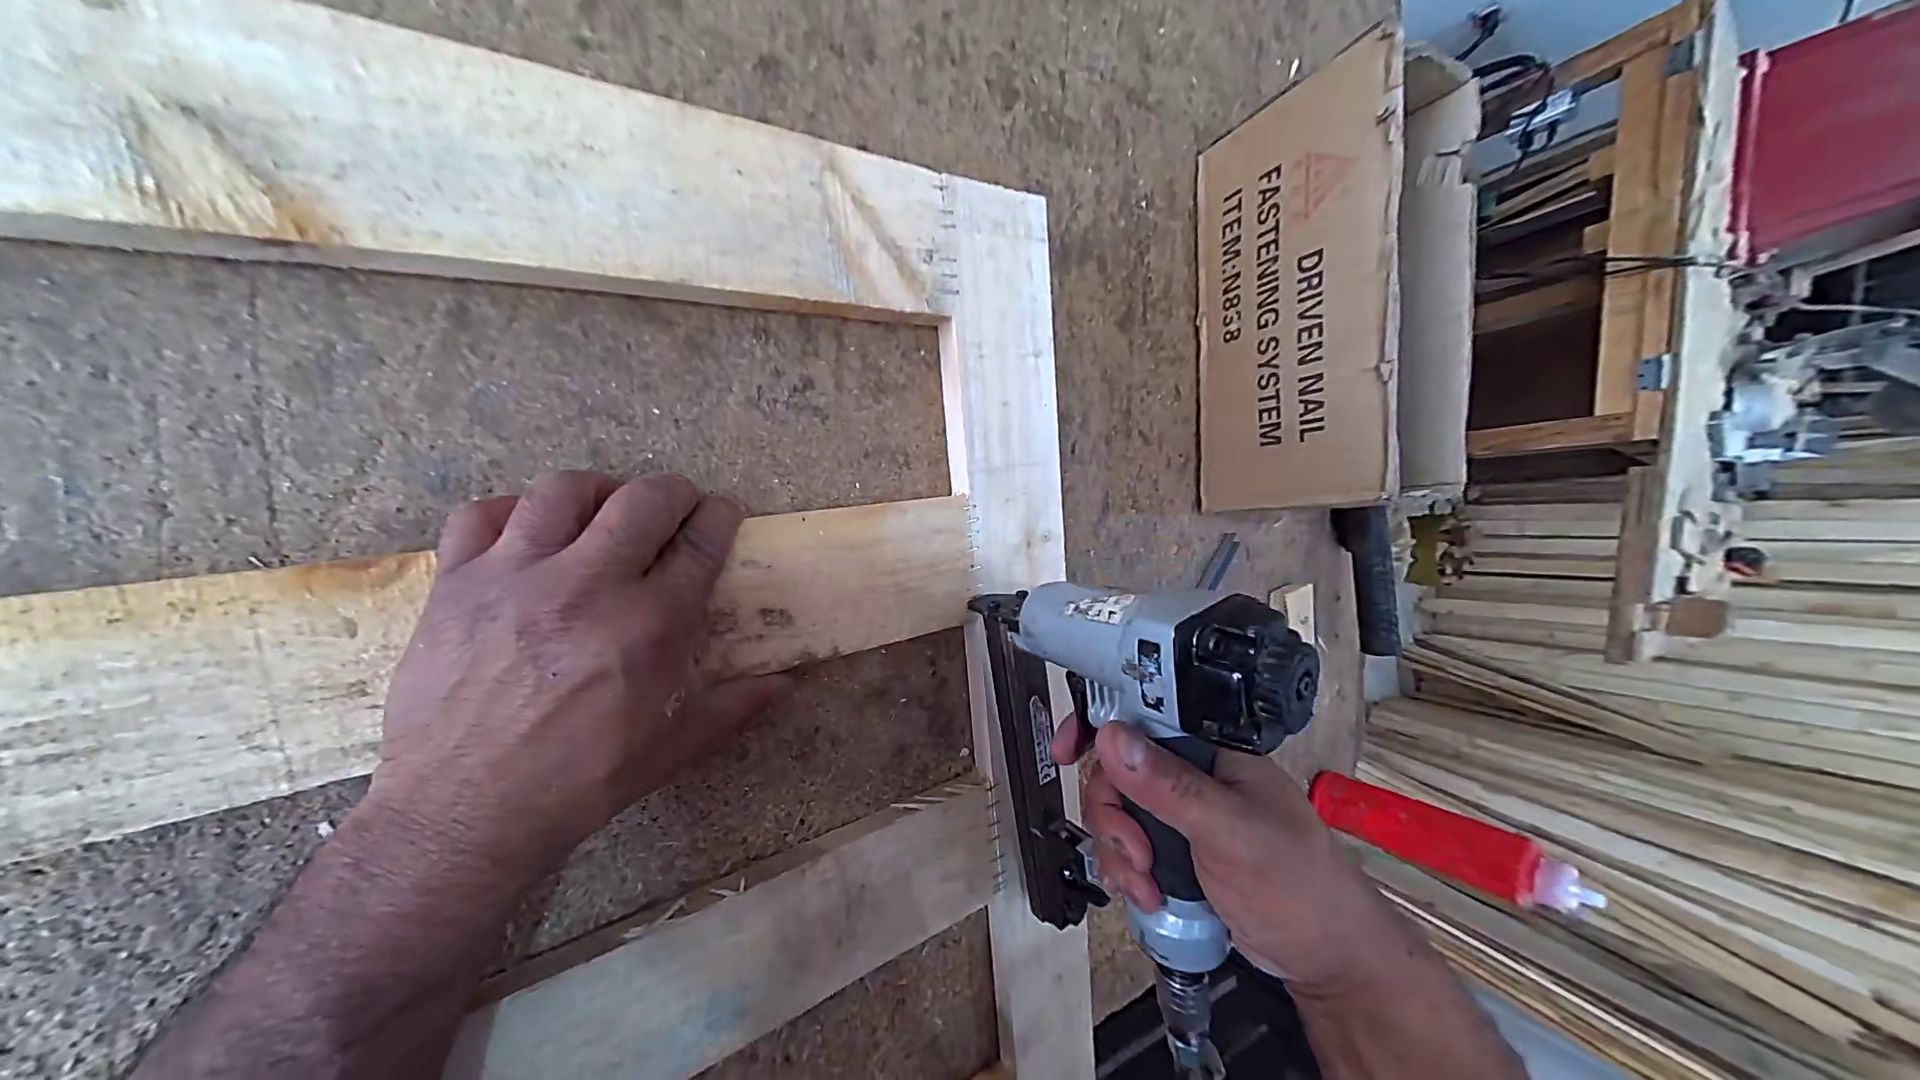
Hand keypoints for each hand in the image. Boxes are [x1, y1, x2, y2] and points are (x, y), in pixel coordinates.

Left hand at [365, 471, 792, 886]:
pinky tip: (530, 533)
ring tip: (606, 512)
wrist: (460, 814)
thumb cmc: (580, 783)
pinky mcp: (456, 584)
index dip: (720, 517)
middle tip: (678, 507)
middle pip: (644, 499)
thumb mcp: (672, 750)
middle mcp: (588, 585)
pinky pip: (482, 514)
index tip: (724, 513)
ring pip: (565, 490)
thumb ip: (732, 707)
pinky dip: (514, 510)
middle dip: (674, 493)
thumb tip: (785, 684)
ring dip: (600, 492)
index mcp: (650, 626)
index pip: (700, 543)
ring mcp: (515, 577)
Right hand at [1051, 719, 1399, 993]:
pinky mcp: (1171, 845)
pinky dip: (1124, 870)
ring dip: (1118, 851)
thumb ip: (1171, 787)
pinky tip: (1147, 893)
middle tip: (1135, 852)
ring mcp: (1177, 810)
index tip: (1066, 749)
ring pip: (1113, 809)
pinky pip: (1122, 844)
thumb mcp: (1233, 833)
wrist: (1324, 961)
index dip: (1096, 723)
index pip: (1140, 713)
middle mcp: (1188, 771)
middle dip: (1111, 814)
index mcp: (1208, 748)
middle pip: (1113, 768)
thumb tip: (1113, 737)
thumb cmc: (1302, 887)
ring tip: (1148, 883)